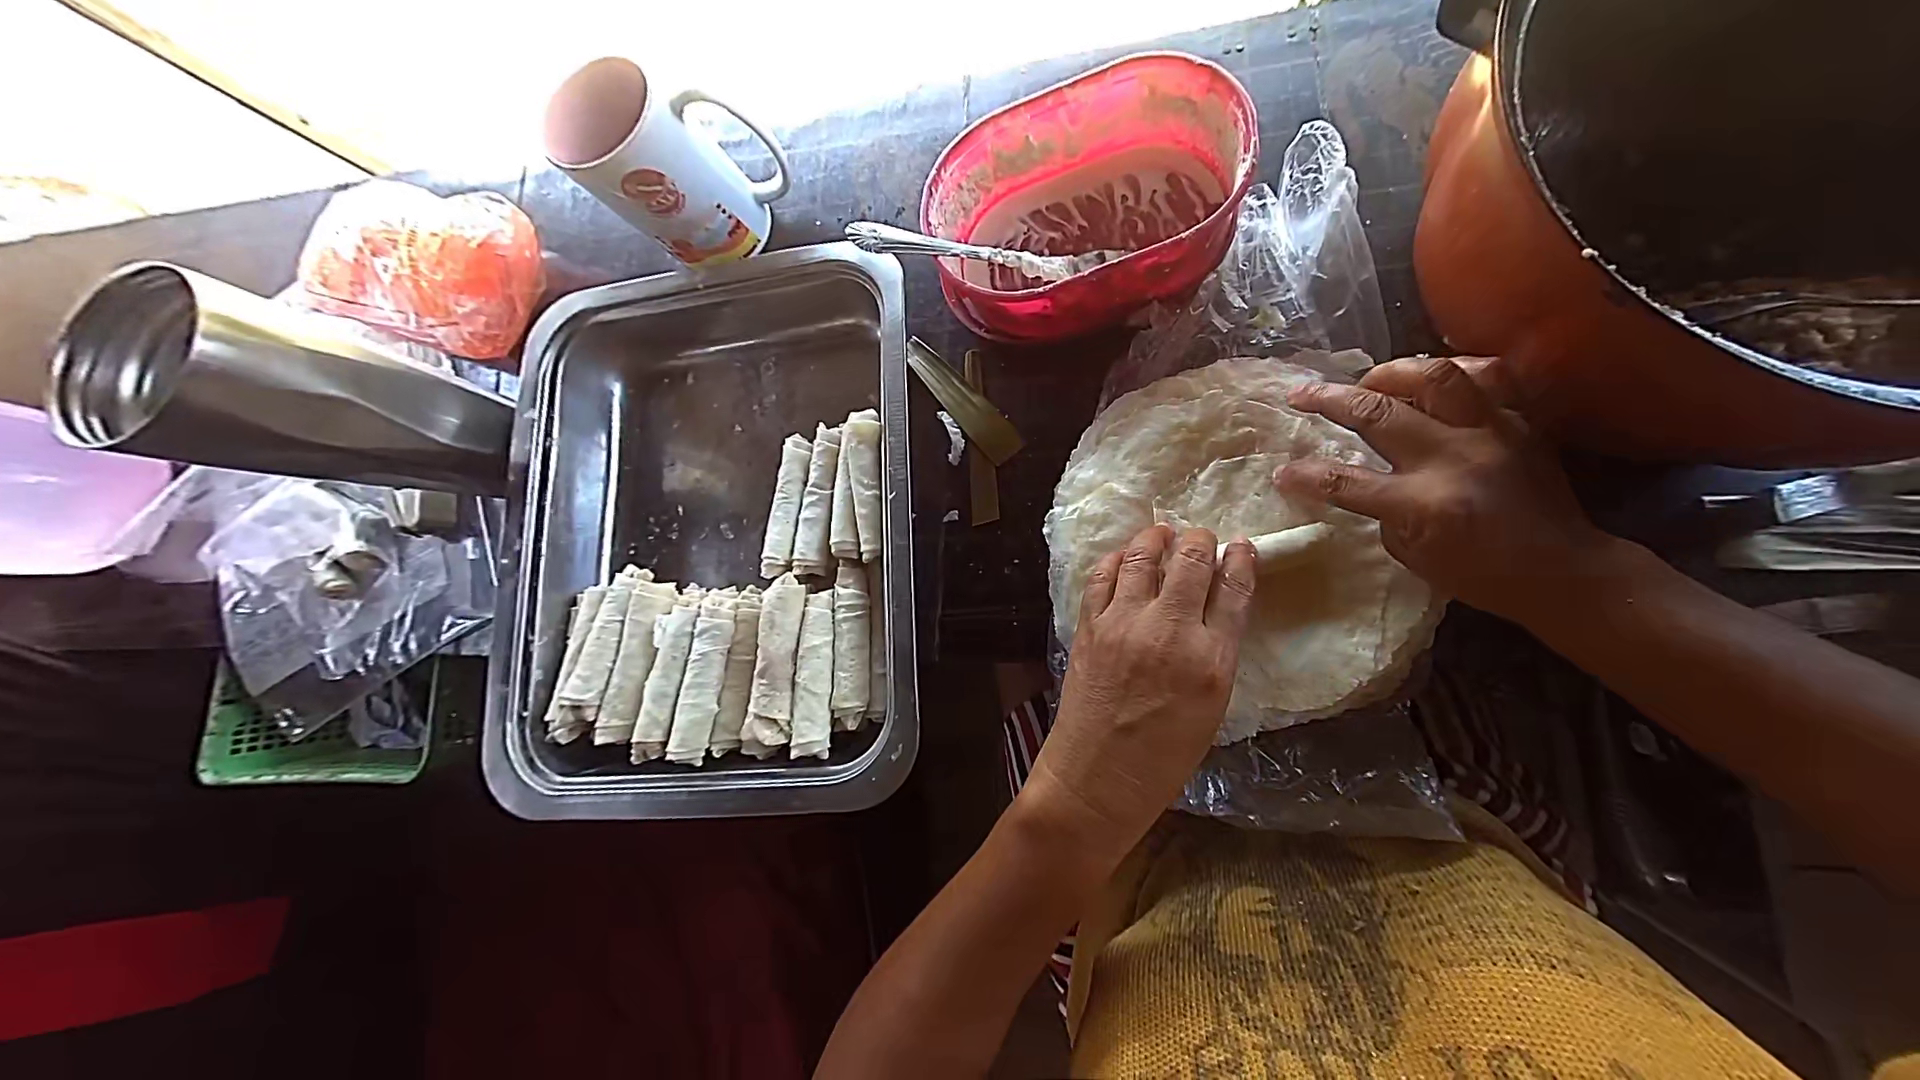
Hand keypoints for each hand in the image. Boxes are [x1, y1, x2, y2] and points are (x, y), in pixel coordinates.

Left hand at [1020, 524, 1256, 867]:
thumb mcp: (1210, 708)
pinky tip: (1123, 558)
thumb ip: (1214, 653)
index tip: (1241, 547)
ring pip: (1143, 557)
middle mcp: (1169, 632)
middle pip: (1191, 560)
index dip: (1240, 560)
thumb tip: (1213, 609)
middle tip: (1201, 537)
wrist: (1097, 777)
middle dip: (1200, 539)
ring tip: (1162, 534)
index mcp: (1211, 660)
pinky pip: (1102, 576)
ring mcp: (1123, 624)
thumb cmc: (1163, 757)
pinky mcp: (1089, 626)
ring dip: (1156, 538)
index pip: (1234, 590)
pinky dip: (1116, 559)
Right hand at [1274, 356, 1610, 622]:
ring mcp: (1492, 432)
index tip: (1280, 471)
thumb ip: (1379, 508)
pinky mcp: (1518, 421)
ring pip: (1435, 376)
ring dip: (1390, 373)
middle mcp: (1455, 457)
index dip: (1304, 475)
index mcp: (1423, 502)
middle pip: (1378, 414)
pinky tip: (1430, 381)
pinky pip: (1485, 378)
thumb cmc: (1477, 573)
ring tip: (1368, 381)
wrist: (1561, 570)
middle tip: (1301, 395)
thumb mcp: (1410, 552)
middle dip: (1329, 401)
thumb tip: (1356, 479)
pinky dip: (1450, 373)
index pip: (1344, 481)